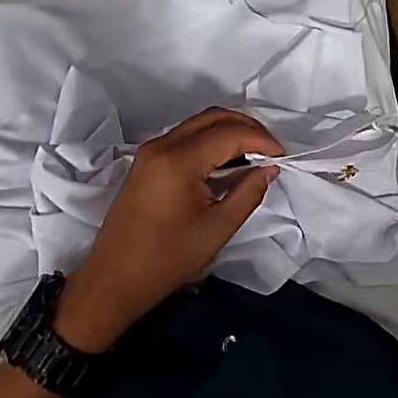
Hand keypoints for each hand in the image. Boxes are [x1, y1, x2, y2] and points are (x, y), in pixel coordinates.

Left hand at [55, 108, 282, 350]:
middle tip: (271, 149)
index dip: (261, 140)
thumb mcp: (217, 228)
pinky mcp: (147, 162)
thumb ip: (248, 192)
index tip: (282, 156)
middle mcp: (162, 145)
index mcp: (178, 160)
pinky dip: (210, 141)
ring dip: (228, 132)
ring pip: (198, 124)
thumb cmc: (167, 258)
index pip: (229, 133)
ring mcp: (151, 151)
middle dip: (247, 127)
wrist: (115, 280)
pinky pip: (185, 137)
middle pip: (213, 118)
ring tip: (255, 154)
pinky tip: (228, 162)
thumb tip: (269, 169)